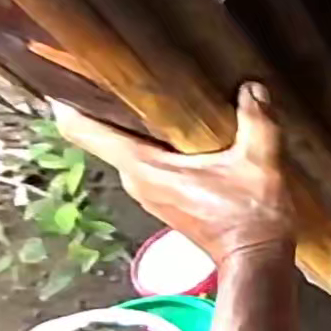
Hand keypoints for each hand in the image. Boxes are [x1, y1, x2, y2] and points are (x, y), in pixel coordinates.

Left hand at [52, 82, 296, 265]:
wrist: (258, 260)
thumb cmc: (252, 218)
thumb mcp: (261, 165)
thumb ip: (257, 123)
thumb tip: (254, 89)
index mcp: (144, 167)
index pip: (78, 127)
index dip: (69, 95)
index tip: (75, 71)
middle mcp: (136, 181)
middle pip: (103, 136)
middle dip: (114, 107)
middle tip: (131, 78)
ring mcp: (149, 195)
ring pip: (128, 151)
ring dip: (141, 130)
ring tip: (164, 105)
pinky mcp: (167, 202)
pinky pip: (149, 167)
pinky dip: (159, 151)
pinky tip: (186, 141)